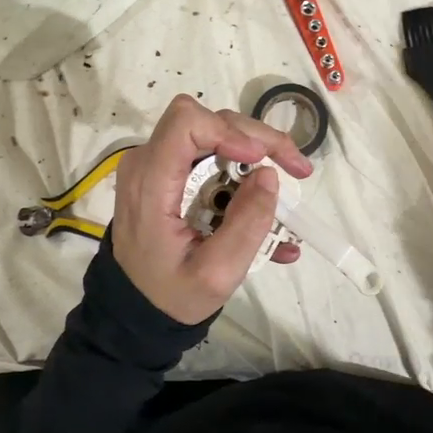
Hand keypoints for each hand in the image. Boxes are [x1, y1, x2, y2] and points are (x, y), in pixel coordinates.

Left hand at [112, 94, 313, 324]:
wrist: (136, 311)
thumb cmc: (171, 295)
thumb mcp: (216, 273)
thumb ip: (245, 225)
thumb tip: (269, 175)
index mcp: (151, 183)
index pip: (187, 123)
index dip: (231, 132)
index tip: (262, 161)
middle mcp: (149, 163)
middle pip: (208, 122)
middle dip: (258, 140)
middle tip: (296, 170)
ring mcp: (158, 167)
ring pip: (214, 134)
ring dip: (255, 156)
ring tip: (287, 192)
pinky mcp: (169, 176)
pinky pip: (212, 157)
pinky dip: (243, 174)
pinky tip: (270, 213)